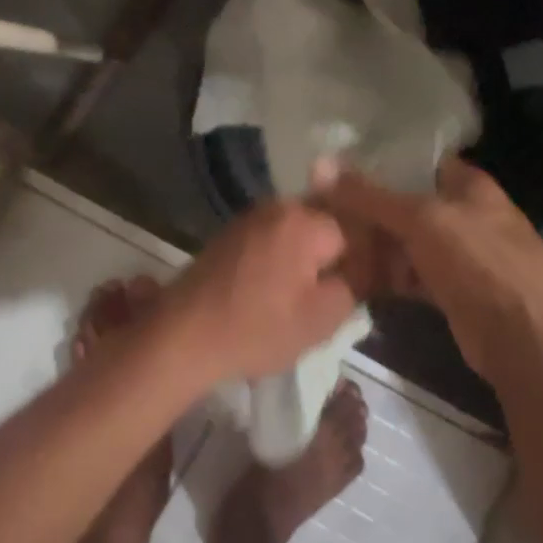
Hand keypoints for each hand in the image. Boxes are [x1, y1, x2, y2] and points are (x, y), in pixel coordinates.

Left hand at [160, 201, 358, 381]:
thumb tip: (359, 270)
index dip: (358, 266)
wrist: (184, 335)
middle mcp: (276, 207)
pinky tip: (271, 294)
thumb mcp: (321, 318)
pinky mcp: (229, 235)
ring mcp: (248, 218)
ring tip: (297, 301)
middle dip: (329, 261)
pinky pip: (270, 243)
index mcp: (303, 221)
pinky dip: (277, 264)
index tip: (351, 294)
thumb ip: (353, 285)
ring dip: (302, 263)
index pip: (354, 233)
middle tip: (325, 300)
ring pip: (296, 237)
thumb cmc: (257, 328)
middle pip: (323, 229)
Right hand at [319, 159, 542, 378]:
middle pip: (405, 203)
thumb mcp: (422, 221)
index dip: (378, 162)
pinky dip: (386, 275)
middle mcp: (464, 214)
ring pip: (405, 242)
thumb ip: (370, 196)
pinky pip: (409, 275)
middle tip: (320, 211)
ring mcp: (459, 255)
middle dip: (367, 208)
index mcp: (469, 185)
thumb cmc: (481, 264)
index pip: (417, 161)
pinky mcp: (450, 290)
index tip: (333, 168)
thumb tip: (318, 164)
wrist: (528, 342)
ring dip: (373, 245)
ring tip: (328, 245)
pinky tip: (352, 278)